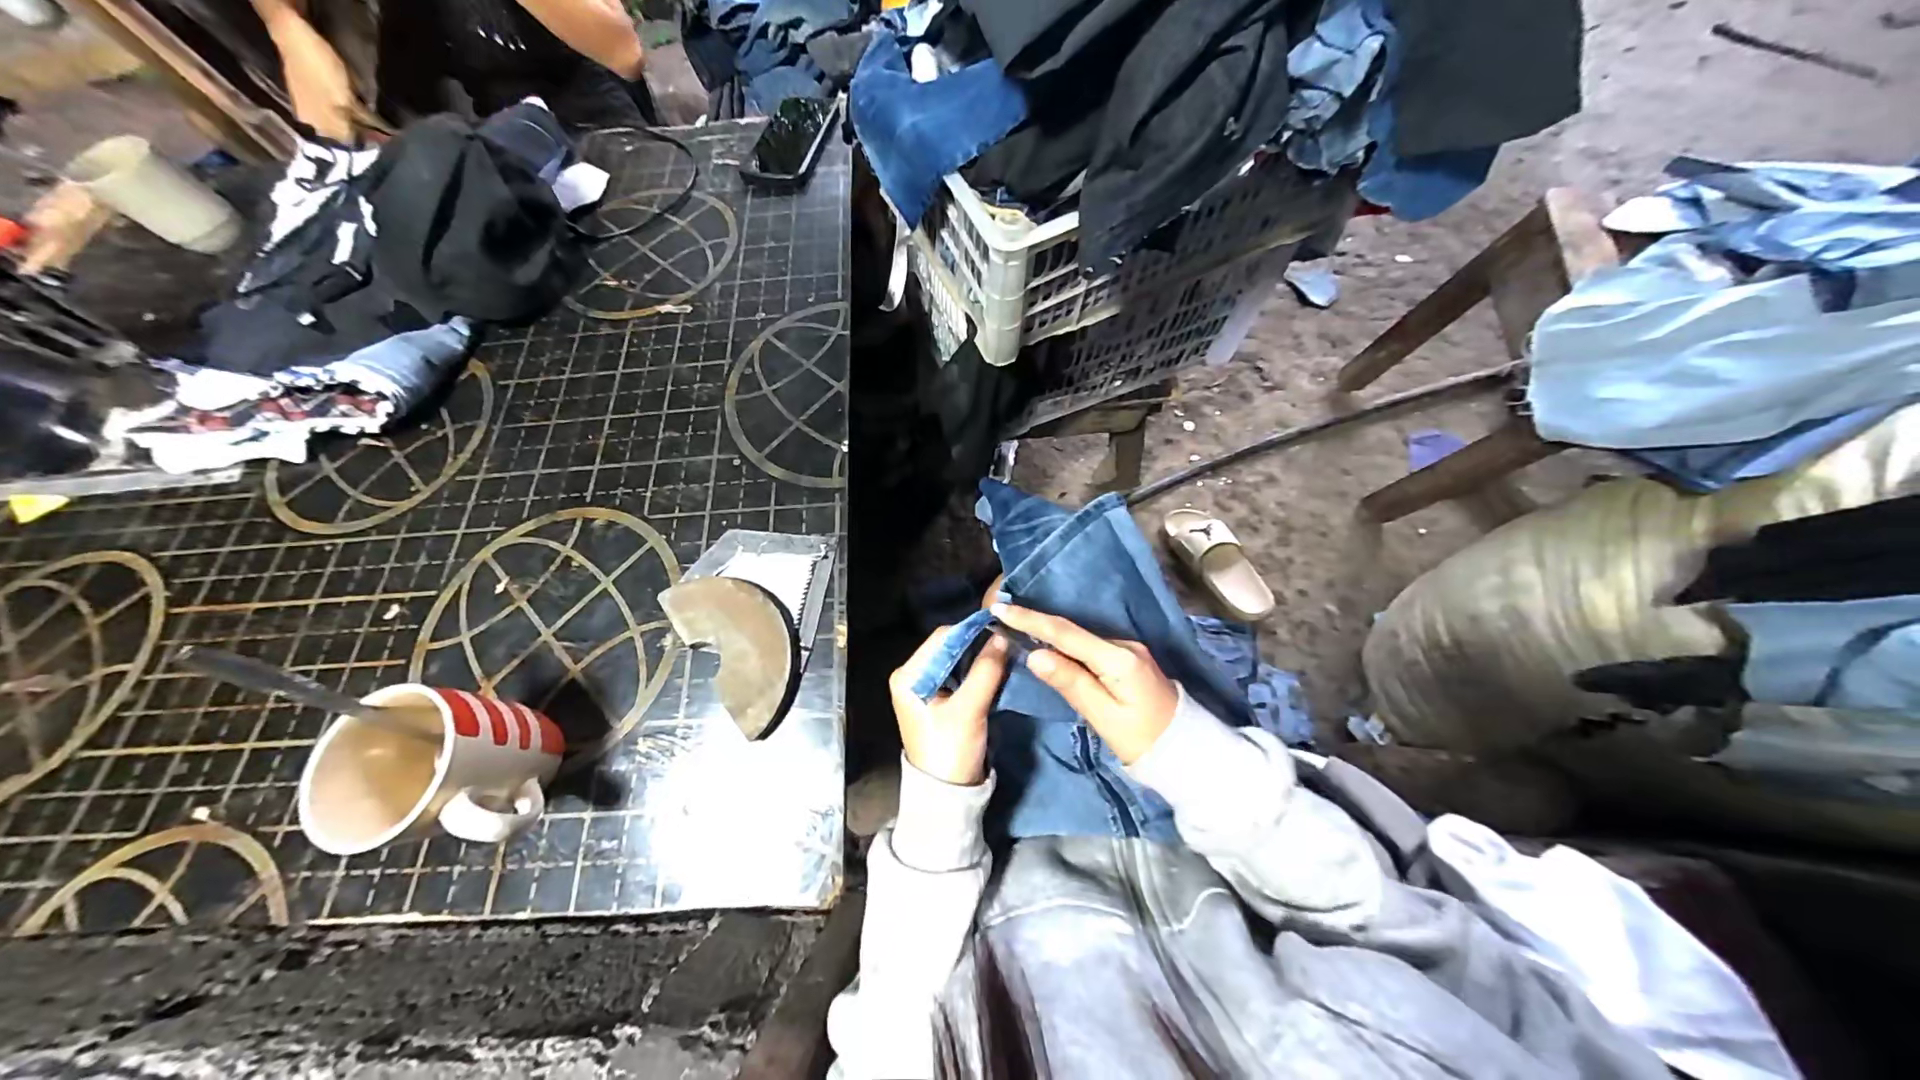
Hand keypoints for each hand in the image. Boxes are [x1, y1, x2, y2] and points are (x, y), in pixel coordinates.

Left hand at [888, 627, 1008, 785]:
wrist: (946, 795)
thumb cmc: (951, 752)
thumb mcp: (969, 709)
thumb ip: (985, 670)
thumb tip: (1003, 636)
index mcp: (908, 675)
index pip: (942, 638)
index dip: (971, 630)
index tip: (1001, 626)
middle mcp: (912, 676)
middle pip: (948, 646)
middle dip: (976, 641)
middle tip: (1008, 637)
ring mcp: (924, 687)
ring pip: (956, 659)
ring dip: (978, 655)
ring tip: (1006, 649)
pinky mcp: (938, 698)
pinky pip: (959, 674)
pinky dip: (976, 669)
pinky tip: (996, 667)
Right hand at [991, 603, 1175, 764]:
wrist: (1185, 750)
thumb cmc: (1143, 740)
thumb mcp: (1103, 716)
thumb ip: (1070, 682)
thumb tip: (1035, 656)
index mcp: (1118, 658)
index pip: (1066, 633)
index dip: (1031, 620)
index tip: (1001, 610)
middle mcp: (1124, 645)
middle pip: (1072, 630)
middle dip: (1035, 621)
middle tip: (1001, 615)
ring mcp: (1128, 649)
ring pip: (1080, 637)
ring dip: (1049, 632)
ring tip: (1015, 625)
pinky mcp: (1128, 658)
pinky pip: (1089, 645)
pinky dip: (1066, 644)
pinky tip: (1048, 643)